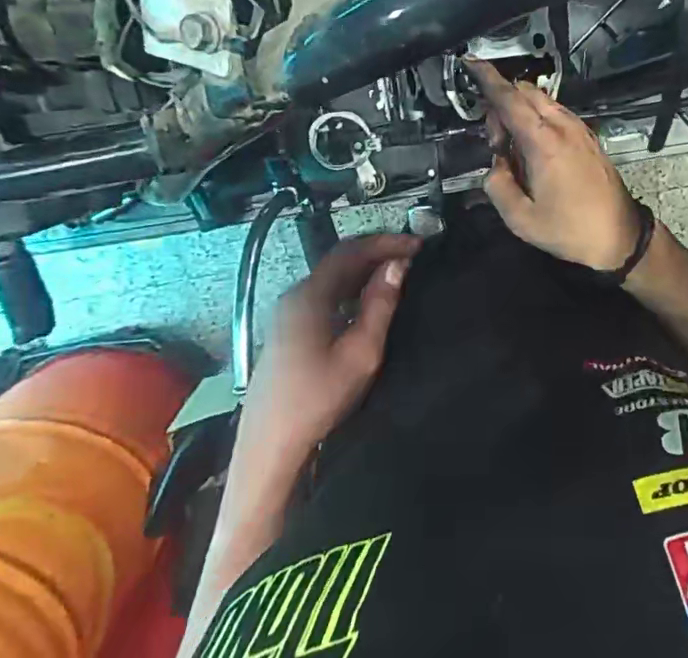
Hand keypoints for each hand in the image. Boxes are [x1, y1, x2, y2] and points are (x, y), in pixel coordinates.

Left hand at [248, 233, 421, 452]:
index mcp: (309, 296)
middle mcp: (295, 296)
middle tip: (412, 256)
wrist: (269, 446)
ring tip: (398, 274)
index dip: (386, 242)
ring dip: (365, 270)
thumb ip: (380, 305)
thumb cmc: (318, 399)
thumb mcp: (360, 353)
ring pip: (332, 278)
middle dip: (377, 253)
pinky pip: (325, 295)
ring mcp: (287, 314)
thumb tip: (398, 266)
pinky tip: (369, 300)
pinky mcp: (288, 330)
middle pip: (339, 261)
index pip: (351, 251)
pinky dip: (352, 288)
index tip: (418, 244)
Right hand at [464, 57, 642, 270]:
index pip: (510, 99)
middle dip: (501, 105)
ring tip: (513, 150)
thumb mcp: (521, 219)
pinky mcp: (588, 137)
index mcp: (544, 142)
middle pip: (525, 93)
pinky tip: (533, 150)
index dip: (487, 78)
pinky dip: (537, 119)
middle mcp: (563, 127)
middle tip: (496, 143)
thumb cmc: (571, 230)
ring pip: (542, 101)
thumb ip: (498, 185)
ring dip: (520, 112)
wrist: (620, 236)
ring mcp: (579, 129)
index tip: (470, 63)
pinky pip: (556, 114)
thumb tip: (496, 164)